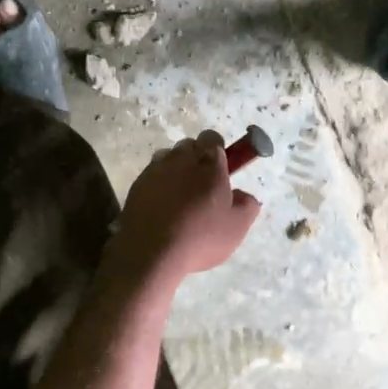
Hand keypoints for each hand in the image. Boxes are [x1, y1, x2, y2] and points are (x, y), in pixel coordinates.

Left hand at [109, 131, 259, 280]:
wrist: (151, 249)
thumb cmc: (200, 236)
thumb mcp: (236, 227)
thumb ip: (247, 205)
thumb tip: (244, 195)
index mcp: (208, 163)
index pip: (213, 139)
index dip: (218, 152)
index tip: (221, 172)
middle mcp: (181, 158)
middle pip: (190, 146)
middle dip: (197, 159)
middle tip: (202, 187)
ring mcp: (157, 167)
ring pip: (170, 157)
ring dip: (177, 169)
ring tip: (180, 198)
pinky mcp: (139, 180)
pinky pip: (153, 173)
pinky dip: (160, 183)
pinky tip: (163, 206)